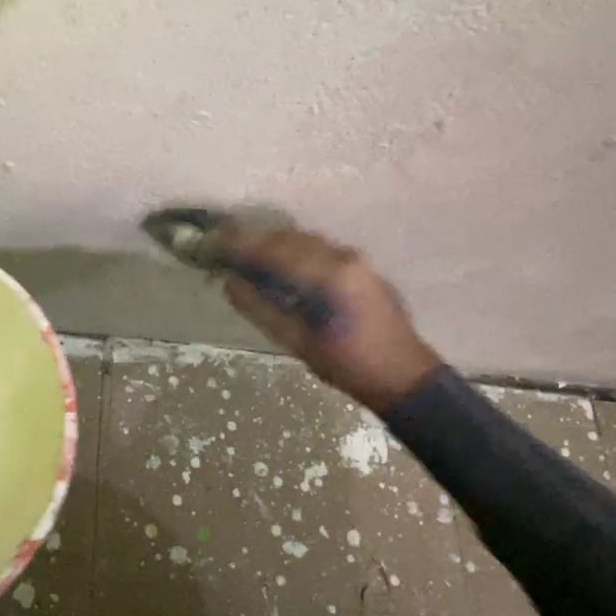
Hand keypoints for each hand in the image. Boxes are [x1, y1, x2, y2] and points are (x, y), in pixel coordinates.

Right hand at [219, 227, 442, 412]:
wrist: (405, 377)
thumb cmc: (348, 365)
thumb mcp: (297, 341)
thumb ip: (260, 308)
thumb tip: (229, 282)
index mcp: (328, 274)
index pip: (273, 249)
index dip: (238, 244)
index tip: (210, 242)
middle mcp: (343, 257)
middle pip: (288, 238)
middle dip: (254, 241)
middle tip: (224, 248)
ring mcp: (356, 259)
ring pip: (305, 240)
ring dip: (274, 245)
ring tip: (248, 257)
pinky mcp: (362, 267)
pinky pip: (320, 249)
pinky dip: (295, 251)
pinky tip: (281, 267)